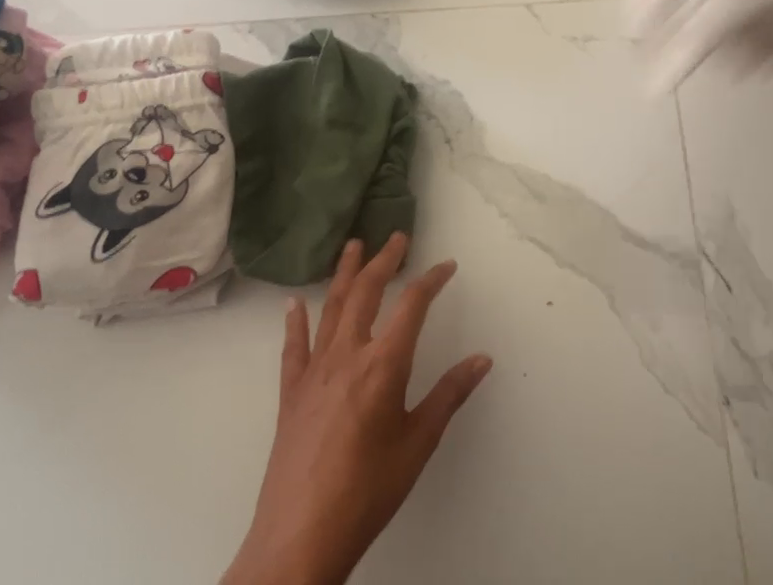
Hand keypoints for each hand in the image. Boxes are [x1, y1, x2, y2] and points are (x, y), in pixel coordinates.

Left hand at [223, 233, 491, 584]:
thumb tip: (482, 359)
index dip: (431, 280)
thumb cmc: (369, 489)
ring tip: (352, 246)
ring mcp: (314, 373)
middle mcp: (347, 357)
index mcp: (384, 365)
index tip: (446, 266)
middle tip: (397, 237)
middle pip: (367, 294)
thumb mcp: (420, 441)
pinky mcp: (291, 394)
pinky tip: (295, 304)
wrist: (301, 535)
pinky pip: (294, 348)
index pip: (412, 306)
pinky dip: (296, 322)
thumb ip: (450, 395)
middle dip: (384, 261)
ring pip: (331, 310)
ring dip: (344, 275)